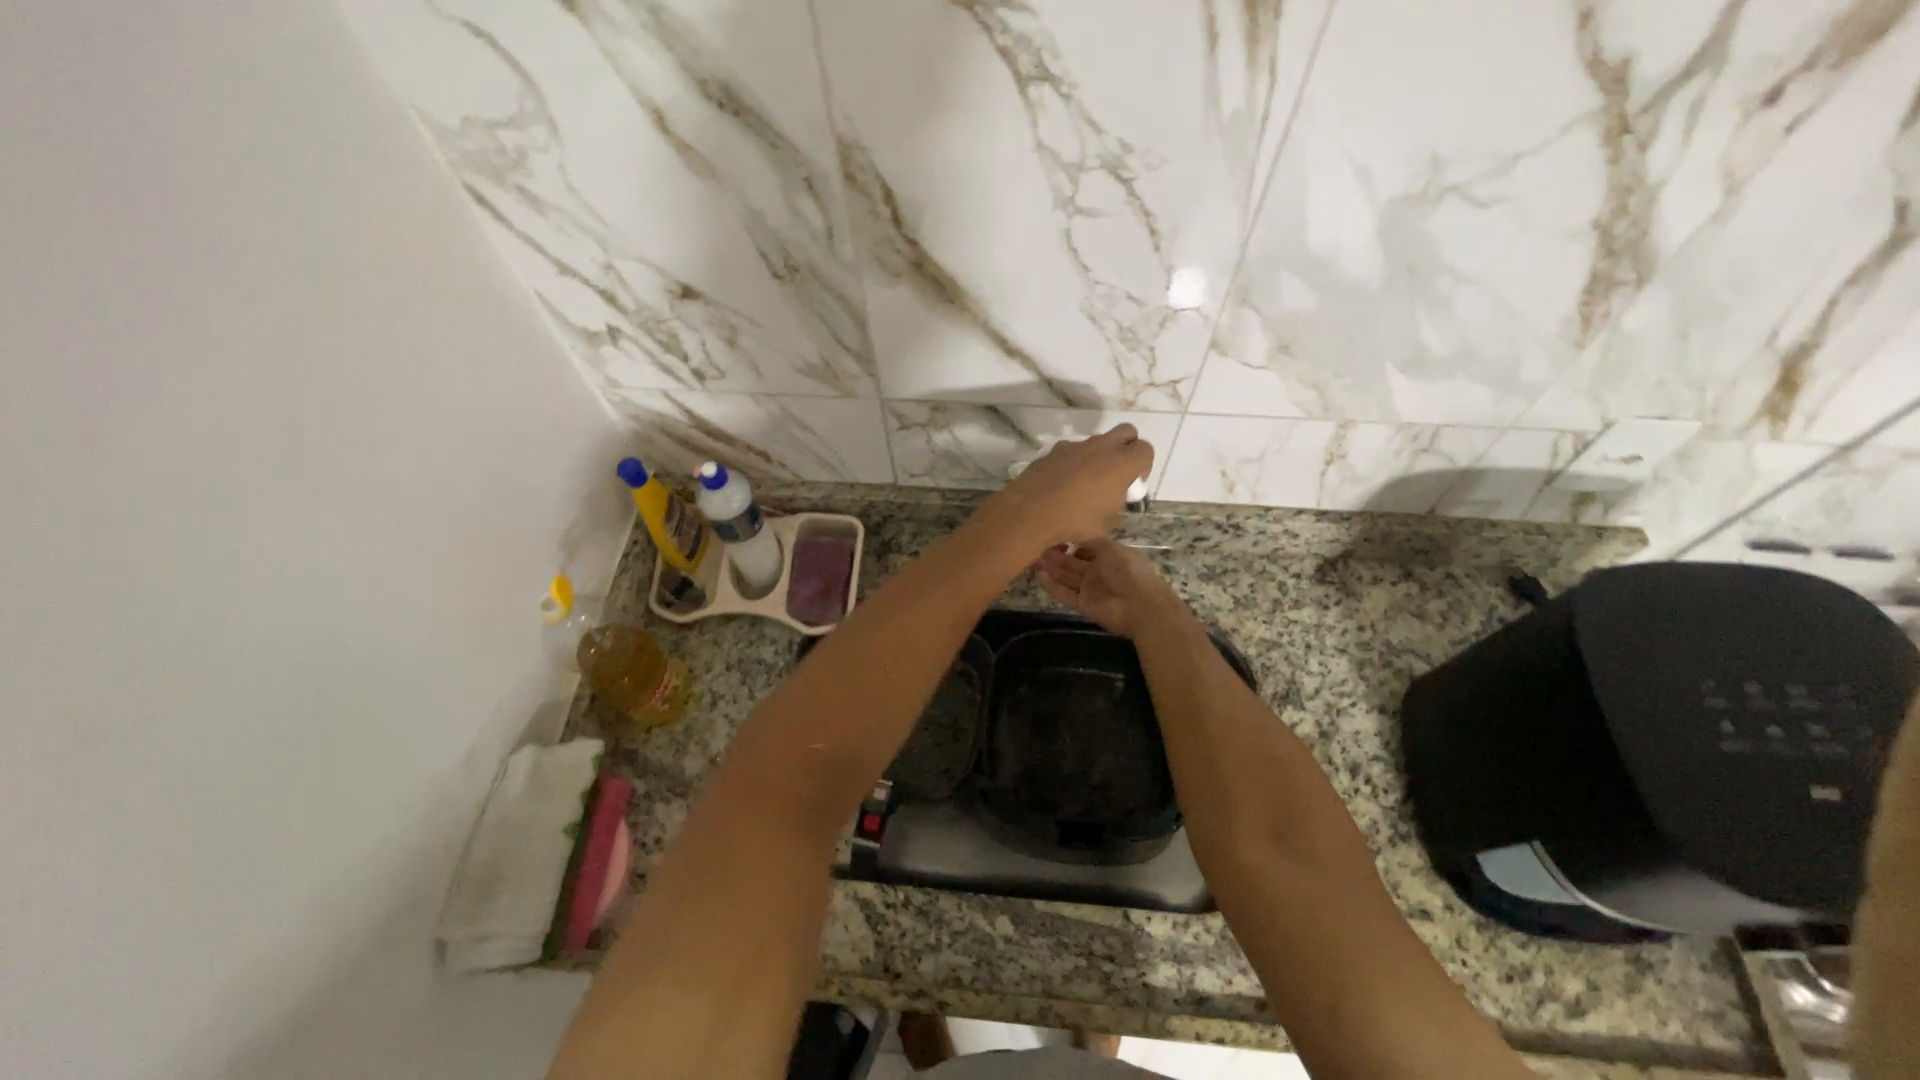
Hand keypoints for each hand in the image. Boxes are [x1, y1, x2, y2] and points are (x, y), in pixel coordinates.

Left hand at [981, 425, 1152, 551]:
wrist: (1030, 511)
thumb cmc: (1076, 520)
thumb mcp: (1106, 525)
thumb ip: (1116, 508)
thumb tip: (1112, 503)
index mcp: (1122, 463)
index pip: (1146, 450)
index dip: (1143, 467)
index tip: (1131, 486)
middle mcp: (1102, 447)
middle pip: (1127, 432)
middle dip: (1127, 448)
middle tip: (1116, 475)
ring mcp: (1076, 445)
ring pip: (1097, 441)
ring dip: (1098, 456)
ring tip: (1086, 484)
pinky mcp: (1054, 450)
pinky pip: (1072, 450)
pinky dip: (1074, 462)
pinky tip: (1063, 484)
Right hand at [1036, 538, 1179, 636]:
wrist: (1140, 604)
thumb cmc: (1128, 569)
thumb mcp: (1110, 547)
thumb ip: (1090, 540)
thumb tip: (1073, 537)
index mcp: (1108, 555)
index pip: (1085, 548)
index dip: (1070, 543)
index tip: (1052, 535)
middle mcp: (1098, 571)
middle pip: (1072, 563)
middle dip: (1056, 556)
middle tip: (1037, 547)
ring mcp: (1090, 589)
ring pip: (1066, 578)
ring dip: (1052, 569)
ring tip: (1034, 558)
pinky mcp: (1084, 605)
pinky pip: (1065, 594)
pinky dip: (1053, 587)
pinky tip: (1040, 576)